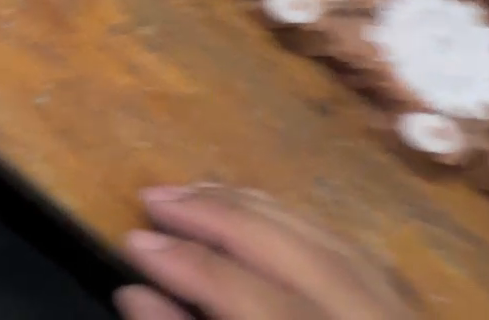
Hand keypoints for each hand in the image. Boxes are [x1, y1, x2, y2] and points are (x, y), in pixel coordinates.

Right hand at [116, 184, 416, 319]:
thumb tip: (132, 294)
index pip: (252, 300)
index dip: (187, 265)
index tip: (131, 239)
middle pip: (295, 256)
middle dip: (214, 216)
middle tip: (152, 196)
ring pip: (328, 243)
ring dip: (250, 208)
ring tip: (191, 190)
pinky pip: (357, 255)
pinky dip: (296, 224)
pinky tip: (254, 210)